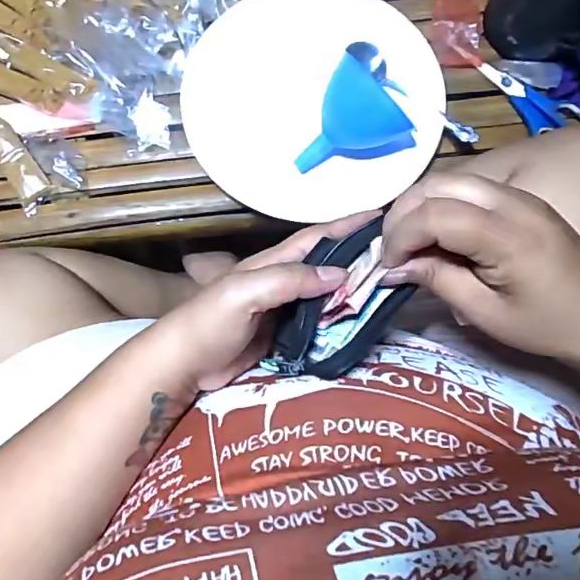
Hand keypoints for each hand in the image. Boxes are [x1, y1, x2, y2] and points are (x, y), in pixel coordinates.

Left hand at [150, 212, 376, 391]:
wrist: (184, 365)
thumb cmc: (208, 322)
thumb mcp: (244, 293)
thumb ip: (288, 279)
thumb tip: (341, 275)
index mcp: (271, 263)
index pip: (316, 238)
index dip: (346, 225)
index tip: (380, 214)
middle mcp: (281, 281)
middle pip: (326, 264)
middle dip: (358, 254)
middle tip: (395, 254)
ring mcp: (283, 309)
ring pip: (326, 293)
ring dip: (354, 288)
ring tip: (388, 287)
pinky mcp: (283, 336)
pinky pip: (319, 322)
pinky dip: (340, 319)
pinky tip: (360, 322)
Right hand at [380, 175, 579, 372]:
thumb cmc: (549, 324)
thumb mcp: (487, 314)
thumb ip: (438, 281)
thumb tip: (394, 267)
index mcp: (505, 235)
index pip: (433, 214)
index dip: (400, 237)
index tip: (389, 267)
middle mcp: (510, 201)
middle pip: (436, 184)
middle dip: (403, 214)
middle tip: (393, 252)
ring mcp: (517, 194)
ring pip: (450, 178)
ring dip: (420, 205)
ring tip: (410, 243)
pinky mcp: (519, 196)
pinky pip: (467, 186)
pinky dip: (441, 203)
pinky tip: (436, 233)